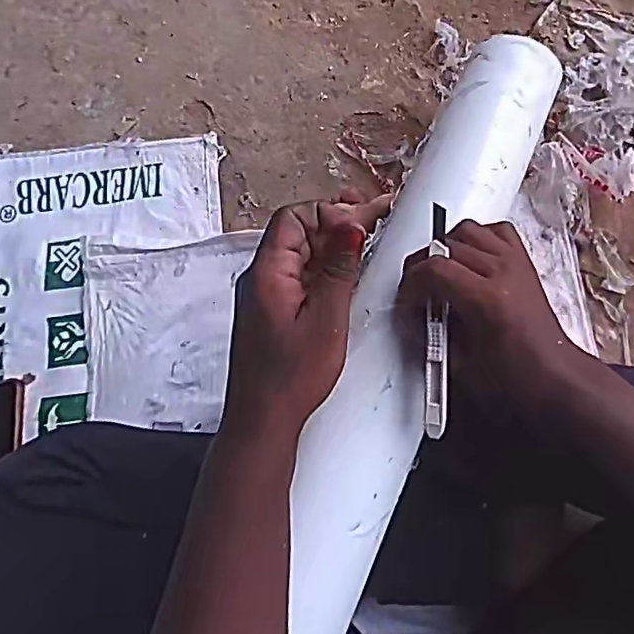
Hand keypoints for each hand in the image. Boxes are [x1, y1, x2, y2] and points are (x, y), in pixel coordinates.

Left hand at [223, 190, 391, 443]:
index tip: (361, 219)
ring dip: (332, 245)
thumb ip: (339, 269)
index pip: (295, 218)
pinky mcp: (275, 311)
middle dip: (335, 223)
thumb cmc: (288, 381)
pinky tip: (347, 275)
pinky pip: (301, 275)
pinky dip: (325, 269)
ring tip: (366, 243)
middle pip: (298, 232)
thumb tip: (350, 227)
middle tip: (372, 222)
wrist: (264, 420)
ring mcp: (267, 295)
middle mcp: (262, 278)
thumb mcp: (326, 319)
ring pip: (301, 253)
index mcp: (268, 273)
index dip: (329, 212)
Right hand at [399, 219, 598, 418]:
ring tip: (440, 274)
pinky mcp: (524, 264)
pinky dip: (477, 239)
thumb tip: (415, 314)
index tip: (407, 302)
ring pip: (468, 232)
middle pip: (446, 246)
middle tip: (418, 294)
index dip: (411, 284)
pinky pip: (496, 233)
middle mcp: (503, 273)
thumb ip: (433, 331)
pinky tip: (469, 259)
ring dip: (446, 248)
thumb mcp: (462, 363)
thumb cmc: (518, 380)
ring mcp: (515, 264)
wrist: (556, 379)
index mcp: (487, 299)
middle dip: (423, 269)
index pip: (434, 268)